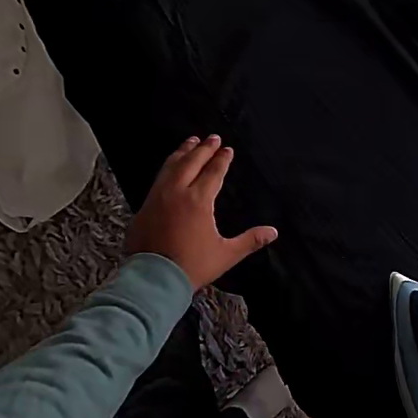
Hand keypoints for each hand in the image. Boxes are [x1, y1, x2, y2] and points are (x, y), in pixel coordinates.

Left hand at [125, 135, 277, 289]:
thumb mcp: (226, 254)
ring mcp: (158, 198)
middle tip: (212, 137)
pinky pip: (158, 179)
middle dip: (203, 148)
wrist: (153, 279)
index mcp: (198, 201)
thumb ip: (250, 240)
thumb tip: (273, 232)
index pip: (213, 172)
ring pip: (171, 166)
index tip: (227, 149)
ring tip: (191, 142)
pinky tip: (171, 167)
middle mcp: (177, 193)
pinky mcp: (145, 207)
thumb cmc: (192, 266)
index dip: (222, 159)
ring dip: (183, 152)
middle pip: (191, 162)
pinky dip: (168, 167)